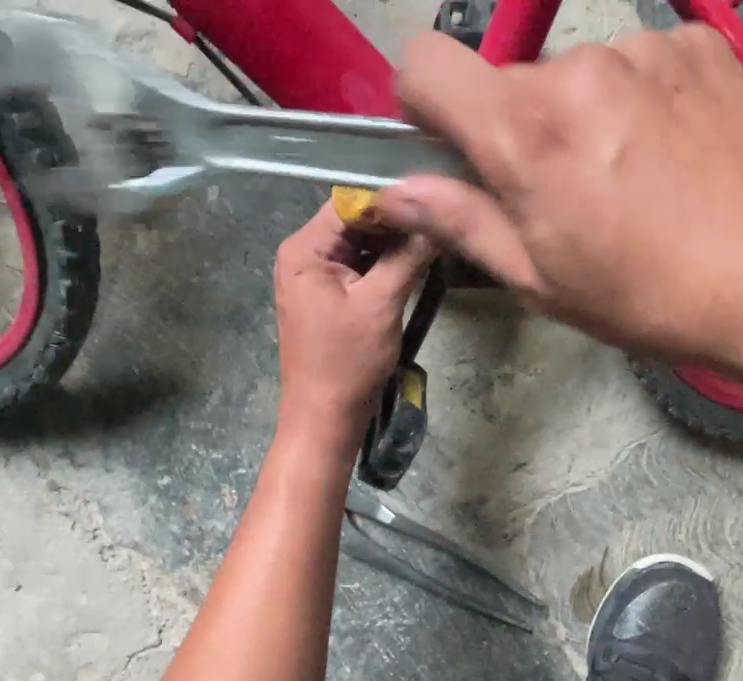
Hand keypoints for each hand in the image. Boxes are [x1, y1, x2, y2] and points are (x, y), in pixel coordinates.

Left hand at [274, 205, 433, 438]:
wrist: (324, 418)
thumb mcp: (381, 304)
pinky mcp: (327, 298)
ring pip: (359, 246)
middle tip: (440, 221)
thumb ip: (408, 256)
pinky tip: (414, 264)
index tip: (433, 201)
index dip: (392, 199)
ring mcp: (313, 278)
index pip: (350, 202)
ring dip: (393, 245)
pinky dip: (383, 266)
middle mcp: (302, 255)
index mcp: (304, 249)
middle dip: (395, 222)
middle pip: (355, 222)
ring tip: (434, 240)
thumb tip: (437, 218)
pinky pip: (358, 269)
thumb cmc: (347, 362)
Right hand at [383, 28, 742, 398]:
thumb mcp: (540, 280)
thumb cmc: (650, 297)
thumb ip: (462, 223)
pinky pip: (635, 64)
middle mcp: (579, 69)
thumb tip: (399, 192)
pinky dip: (635, 102)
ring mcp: (644, 49)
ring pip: (574, 74)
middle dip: (517, 130)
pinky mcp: (696, 45)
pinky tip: (666, 157)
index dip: (426, 105)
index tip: (452, 146)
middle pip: (509, 80)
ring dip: (580, 118)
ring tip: (626, 182)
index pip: (427, 64)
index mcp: (526, 132)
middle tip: (561, 195)